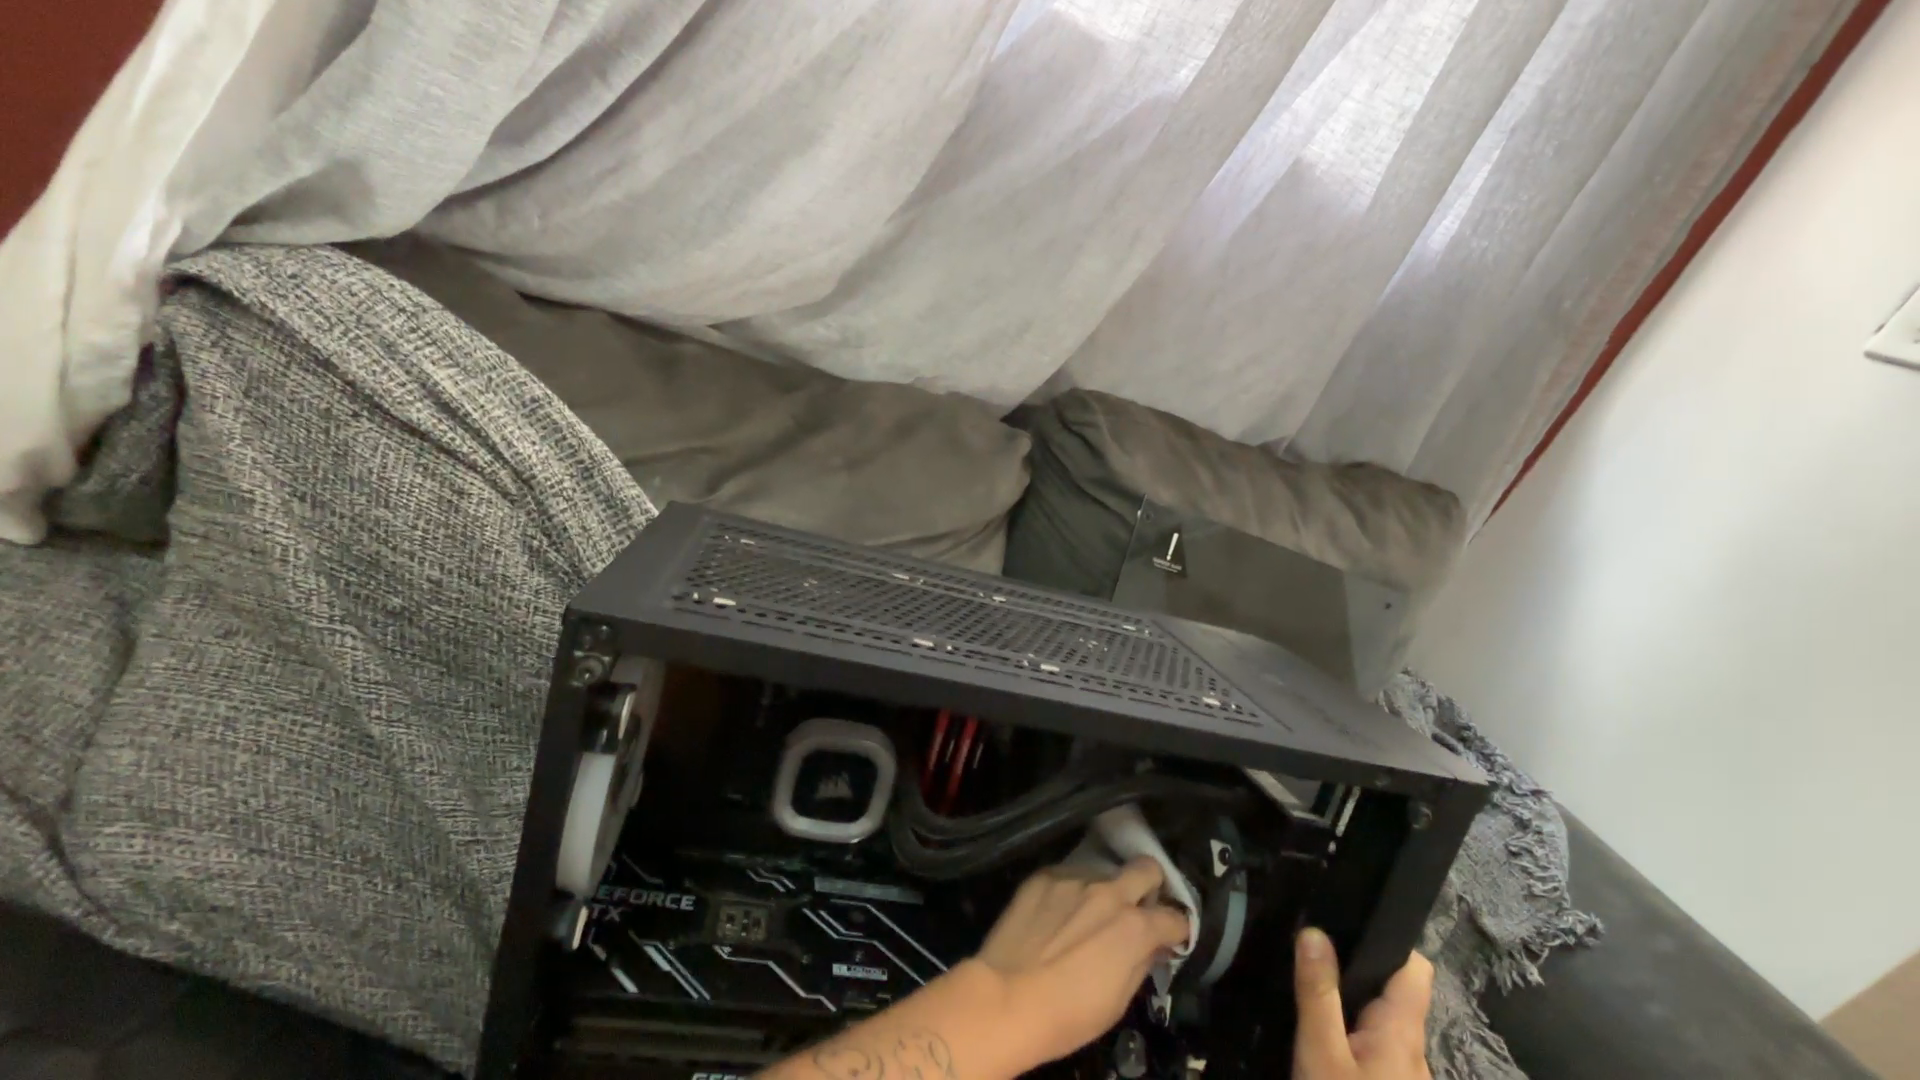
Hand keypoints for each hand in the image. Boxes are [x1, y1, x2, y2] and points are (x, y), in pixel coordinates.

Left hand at [969, 857, 1190, 1066]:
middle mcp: (1109, 892)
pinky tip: (1056, 911)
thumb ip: (1142, 964)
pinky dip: (1071, 890)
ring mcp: (1073, 879)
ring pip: (1103, 870)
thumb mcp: (1119, 1002)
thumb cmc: (1067, 1015)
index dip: (1177, 930)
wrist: (1005, 999)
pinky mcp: (1042, 876)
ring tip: (1087, 913)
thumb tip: (1154, 947)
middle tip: (1137, 907)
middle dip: (1150, 886)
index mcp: (1135, 926)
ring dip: (1104, 889)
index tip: (1169, 938)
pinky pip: (1068, 874)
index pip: (1176, 917)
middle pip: (1146, 868)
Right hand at [1292, 928, 1433, 1079]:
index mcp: (1403, 1030)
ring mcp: (1406, 1074)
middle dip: (1355, 975)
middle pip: (1393, 995)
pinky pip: (1376, 1050)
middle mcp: (1414, 1050)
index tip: (1346, 930)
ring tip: (1310, 996)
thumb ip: (1318, 993)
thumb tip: (1314, 933)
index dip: (1387, 943)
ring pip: (1382, 1024)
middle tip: (1311, 962)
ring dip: (1351, 1007)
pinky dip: (1351, 1036)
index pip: (1416, 968)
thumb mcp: (1320, 1051)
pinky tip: (1320, 1041)